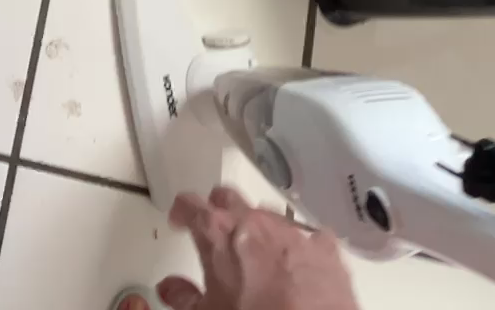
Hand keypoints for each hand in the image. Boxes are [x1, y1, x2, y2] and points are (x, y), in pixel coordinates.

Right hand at [156, 187, 359, 309]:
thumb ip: (184, 298)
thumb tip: (168, 287)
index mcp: (217, 232)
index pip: (190, 204)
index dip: (181, 211)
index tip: (179, 223)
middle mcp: (252, 221)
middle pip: (228, 197)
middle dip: (218, 209)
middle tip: (216, 231)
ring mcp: (291, 232)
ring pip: (268, 212)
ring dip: (258, 225)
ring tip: (258, 251)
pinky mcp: (326, 251)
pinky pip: (312, 236)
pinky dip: (302, 246)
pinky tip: (302, 263)